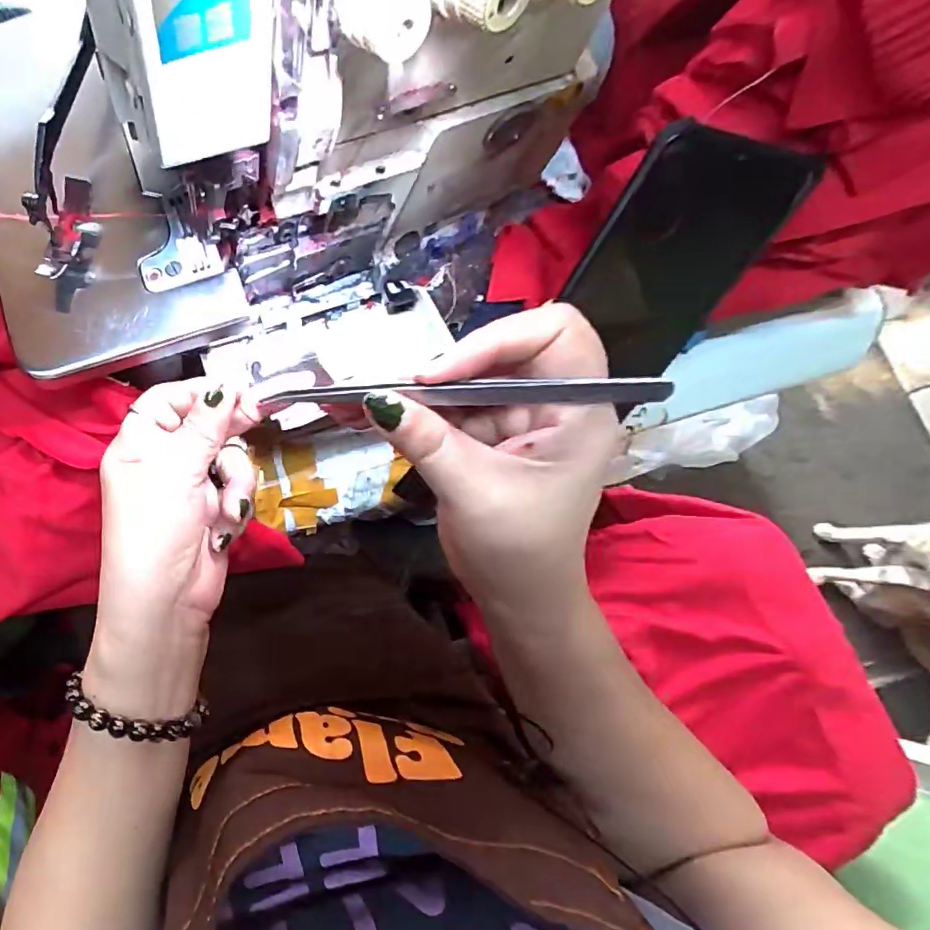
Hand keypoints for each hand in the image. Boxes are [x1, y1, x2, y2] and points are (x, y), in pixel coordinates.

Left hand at [87, 379, 261, 718]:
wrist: (165, 600)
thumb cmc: (156, 530)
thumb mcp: (178, 469)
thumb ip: (205, 425)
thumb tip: (225, 386)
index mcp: (137, 445)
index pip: (167, 400)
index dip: (200, 393)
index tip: (235, 389)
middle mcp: (161, 461)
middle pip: (205, 425)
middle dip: (228, 432)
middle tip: (252, 420)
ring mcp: (188, 487)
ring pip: (228, 457)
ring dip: (235, 479)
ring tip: (225, 506)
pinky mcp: (211, 511)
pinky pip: (236, 489)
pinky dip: (236, 505)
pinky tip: (224, 526)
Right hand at [353, 303, 623, 613]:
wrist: (516, 595)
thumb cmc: (517, 549)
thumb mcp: (472, 490)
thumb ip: (426, 441)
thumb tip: (374, 400)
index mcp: (577, 408)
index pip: (551, 333)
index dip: (492, 342)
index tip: (434, 379)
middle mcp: (548, 403)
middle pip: (494, 355)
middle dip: (436, 370)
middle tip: (382, 388)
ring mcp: (511, 419)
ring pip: (458, 384)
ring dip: (406, 392)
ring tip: (352, 399)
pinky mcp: (479, 437)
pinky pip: (440, 413)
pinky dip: (403, 413)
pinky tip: (360, 414)